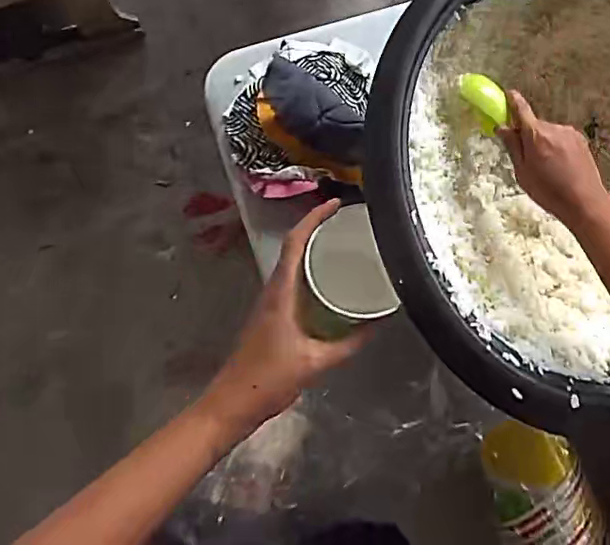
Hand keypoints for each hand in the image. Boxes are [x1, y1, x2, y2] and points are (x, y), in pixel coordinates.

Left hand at [199, 199, 376, 429]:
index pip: (296, 242)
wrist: (229, 407)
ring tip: (344, 241)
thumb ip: (350, 343)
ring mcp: (270, 301)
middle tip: (349, 220)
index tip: (337, 204)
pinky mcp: (271, 314)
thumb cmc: (267, 380)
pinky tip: (330, 278)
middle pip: (294, 245)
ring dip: (314, 245)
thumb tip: (380, 323)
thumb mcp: (316, 363)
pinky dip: (311, 267)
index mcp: (281, 292)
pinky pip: (293, 278)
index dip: (315, 217)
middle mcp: (274, 290)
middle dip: (319, 226)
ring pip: (293, 261)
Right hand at [497, 90, 609, 224]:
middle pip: (534, 125)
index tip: (507, 95)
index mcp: (536, 135)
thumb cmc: (549, 192)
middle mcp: (553, 128)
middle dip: (528, 135)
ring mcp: (569, 132)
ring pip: (548, 132)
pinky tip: (561, 165)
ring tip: (548, 167)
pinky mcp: (580, 139)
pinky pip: (561, 137)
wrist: (585, 201)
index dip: (512, 100)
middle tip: (527, 157)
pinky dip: (557, 146)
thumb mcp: (522, 173)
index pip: (521, 109)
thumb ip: (512, 146)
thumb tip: (502, 127)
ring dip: (544, 142)